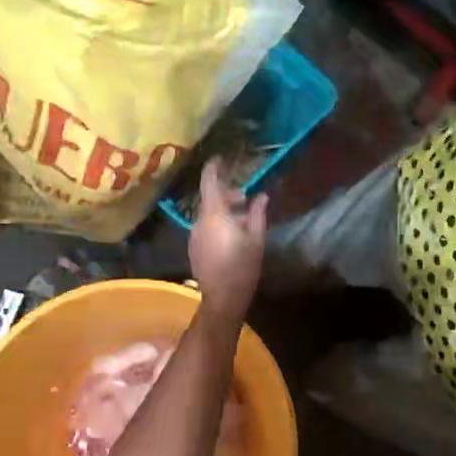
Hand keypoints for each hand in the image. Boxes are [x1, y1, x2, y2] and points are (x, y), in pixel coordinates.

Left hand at [189, 157, 266, 320]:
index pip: (209, 181)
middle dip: (227, 194)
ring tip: (243, 218)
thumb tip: (262, 196)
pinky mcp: (194, 248)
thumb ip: (257, 213)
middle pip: (210, 198)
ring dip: (223, 210)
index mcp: (214, 214)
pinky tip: (232, 234)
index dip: (213, 167)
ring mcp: (194, 235)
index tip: (220, 158)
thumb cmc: (242, 266)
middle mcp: (199, 221)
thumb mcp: (256, 238)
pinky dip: (217, 223)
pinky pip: (205, 227)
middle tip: (246, 197)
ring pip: (208, 213)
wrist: (222, 298)